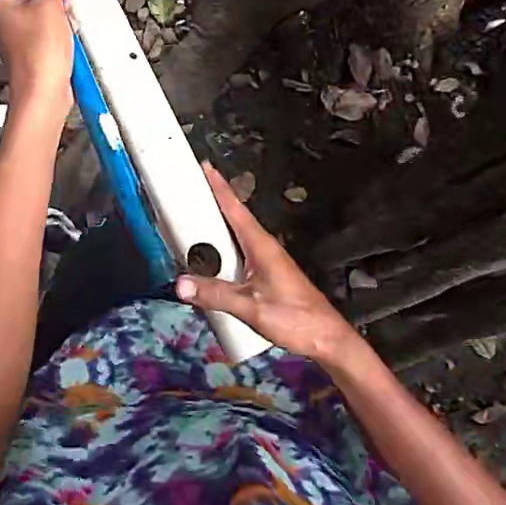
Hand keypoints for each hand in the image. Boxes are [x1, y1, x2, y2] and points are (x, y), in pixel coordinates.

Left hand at [0, 0, 72, 115]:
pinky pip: (50, 22)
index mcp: (0, 0)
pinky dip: (62, 22)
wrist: (45, 92)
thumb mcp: (50, 5)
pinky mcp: (36, 43)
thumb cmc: (40, 51)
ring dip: (59, 4)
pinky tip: (71, 29)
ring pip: (42, 3)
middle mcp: (7, 13)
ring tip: (68, 15)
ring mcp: (21, 29)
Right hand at [176, 163, 373, 370]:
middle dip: (213, 200)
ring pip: (237, 235)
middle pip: (234, 217)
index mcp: (261, 246)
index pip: (235, 209)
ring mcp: (267, 260)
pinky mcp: (268, 273)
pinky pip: (240, 251)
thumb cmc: (294, 318)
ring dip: (217, 224)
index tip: (204, 166)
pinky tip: (212, 256)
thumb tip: (180, 284)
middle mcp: (264, 247)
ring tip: (192, 218)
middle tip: (190, 188)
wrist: (326, 337)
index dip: (219, 187)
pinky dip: (223, 245)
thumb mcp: (251, 308)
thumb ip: (216, 295)